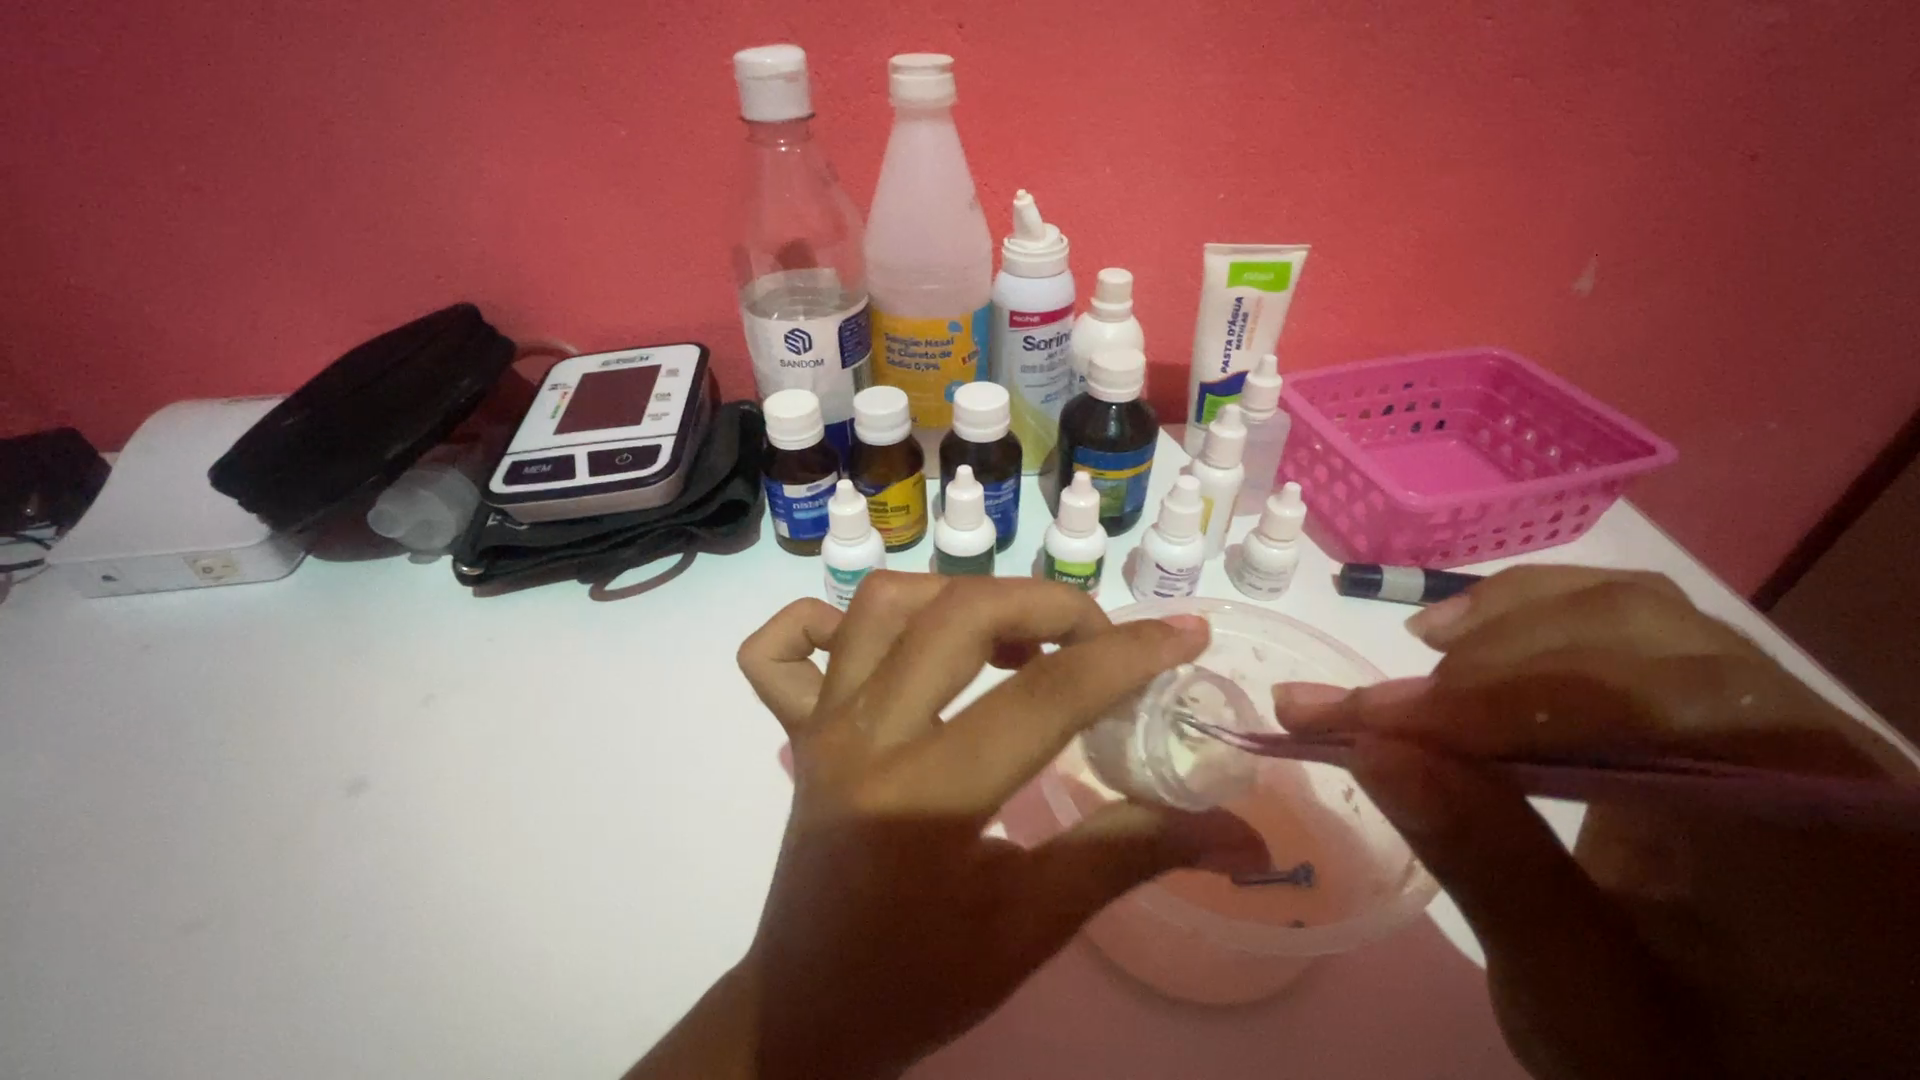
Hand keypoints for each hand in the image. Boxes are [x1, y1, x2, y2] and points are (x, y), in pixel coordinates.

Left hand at [634, 573, 1264, 1079]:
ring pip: (879, 606)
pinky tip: (888, 647)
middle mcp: (862, 737)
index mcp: (925, 795)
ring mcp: (819, 726)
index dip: (1124, 657)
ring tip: (1014, 637)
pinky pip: (781, 649)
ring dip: (957, 597)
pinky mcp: (795, 731)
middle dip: (1048, 606)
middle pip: (958, 615)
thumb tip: (1239, 833)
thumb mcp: (1032, 924)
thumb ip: (1128, 854)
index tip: (1185, 637)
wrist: (810, 1012)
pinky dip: (824, 623)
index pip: (1041, 696)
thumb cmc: (922, 979)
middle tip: (1101, 641)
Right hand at [1275, 567, 1919, 1079]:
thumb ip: (1488, 871)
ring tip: (1416, 652)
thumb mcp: (1581, 1006)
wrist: (1790, 1076)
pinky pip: (1638, 630)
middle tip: (1373, 711)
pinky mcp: (1736, 717)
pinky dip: (1538, 620)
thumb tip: (1373, 747)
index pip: (1642, 709)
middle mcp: (1826, 756)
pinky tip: (1474, 640)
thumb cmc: (1694, 1063)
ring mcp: (1790, 726)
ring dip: (1505, 624)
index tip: (1364, 727)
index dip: (1490, 702)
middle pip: (1638, 639)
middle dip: (1484, 664)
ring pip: (1634, 614)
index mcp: (1817, 842)